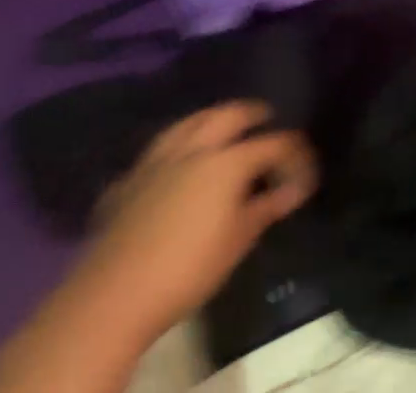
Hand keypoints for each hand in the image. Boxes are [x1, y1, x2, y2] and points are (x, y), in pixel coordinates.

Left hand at [74, 101, 316, 336]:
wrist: (110, 301)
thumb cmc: (189, 269)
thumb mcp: (240, 239)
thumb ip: (267, 207)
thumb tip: (290, 191)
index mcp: (227, 162)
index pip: (275, 143)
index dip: (297, 157)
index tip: (305, 178)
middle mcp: (192, 152)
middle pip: (228, 115)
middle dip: (253, 115)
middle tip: (268, 121)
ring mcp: (153, 164)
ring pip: (187, 124)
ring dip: (211, 121)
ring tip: (225, 132)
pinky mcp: (125, 184)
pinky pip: (156, 153)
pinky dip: (175, 151)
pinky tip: (178, 169)